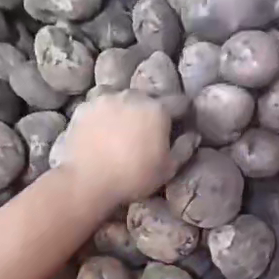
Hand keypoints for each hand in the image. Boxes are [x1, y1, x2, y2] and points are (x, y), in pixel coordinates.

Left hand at [51, 91, 173, 207]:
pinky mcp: (84, 107)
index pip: (179, 102)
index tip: (179, 125)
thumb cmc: (133, 178)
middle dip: (150, 111)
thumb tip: (193, 135)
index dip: (182, 114)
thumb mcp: (168, 169)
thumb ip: (184, 149)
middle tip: (146, 132)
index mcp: (158, 109)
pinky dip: (103, 114)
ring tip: (121, 130)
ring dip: (125, 109)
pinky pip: (99, 105)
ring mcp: (105, 99)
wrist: (86, 182)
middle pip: (148, 98)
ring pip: (122, 98)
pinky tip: (100, 131)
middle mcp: (132, 96)